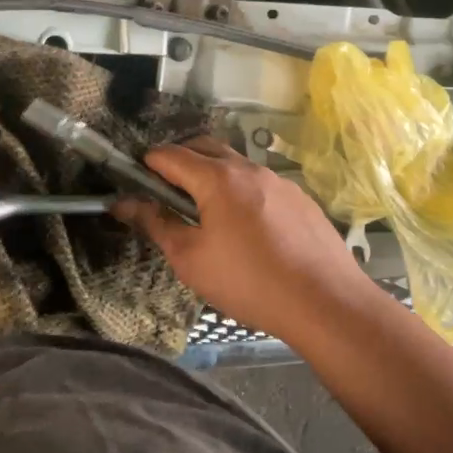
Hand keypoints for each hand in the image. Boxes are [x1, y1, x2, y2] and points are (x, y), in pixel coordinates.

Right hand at [114, 138, 373, 342]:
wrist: (328, 305)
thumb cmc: (250, 282)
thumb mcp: (190, 259)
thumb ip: (155, 225)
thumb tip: (124, 204)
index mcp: (215, 177)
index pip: (169, 154)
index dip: (146, 165)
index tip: (136, 185)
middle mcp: (247, 168)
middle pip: (203, 147)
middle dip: (179, 161)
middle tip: (167, 193)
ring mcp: (278, 181)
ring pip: (235, 164)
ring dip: (213, 176)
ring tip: (207, 213)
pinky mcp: (301, 200)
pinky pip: (260, 184)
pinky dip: (242, 193)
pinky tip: (248, 230)